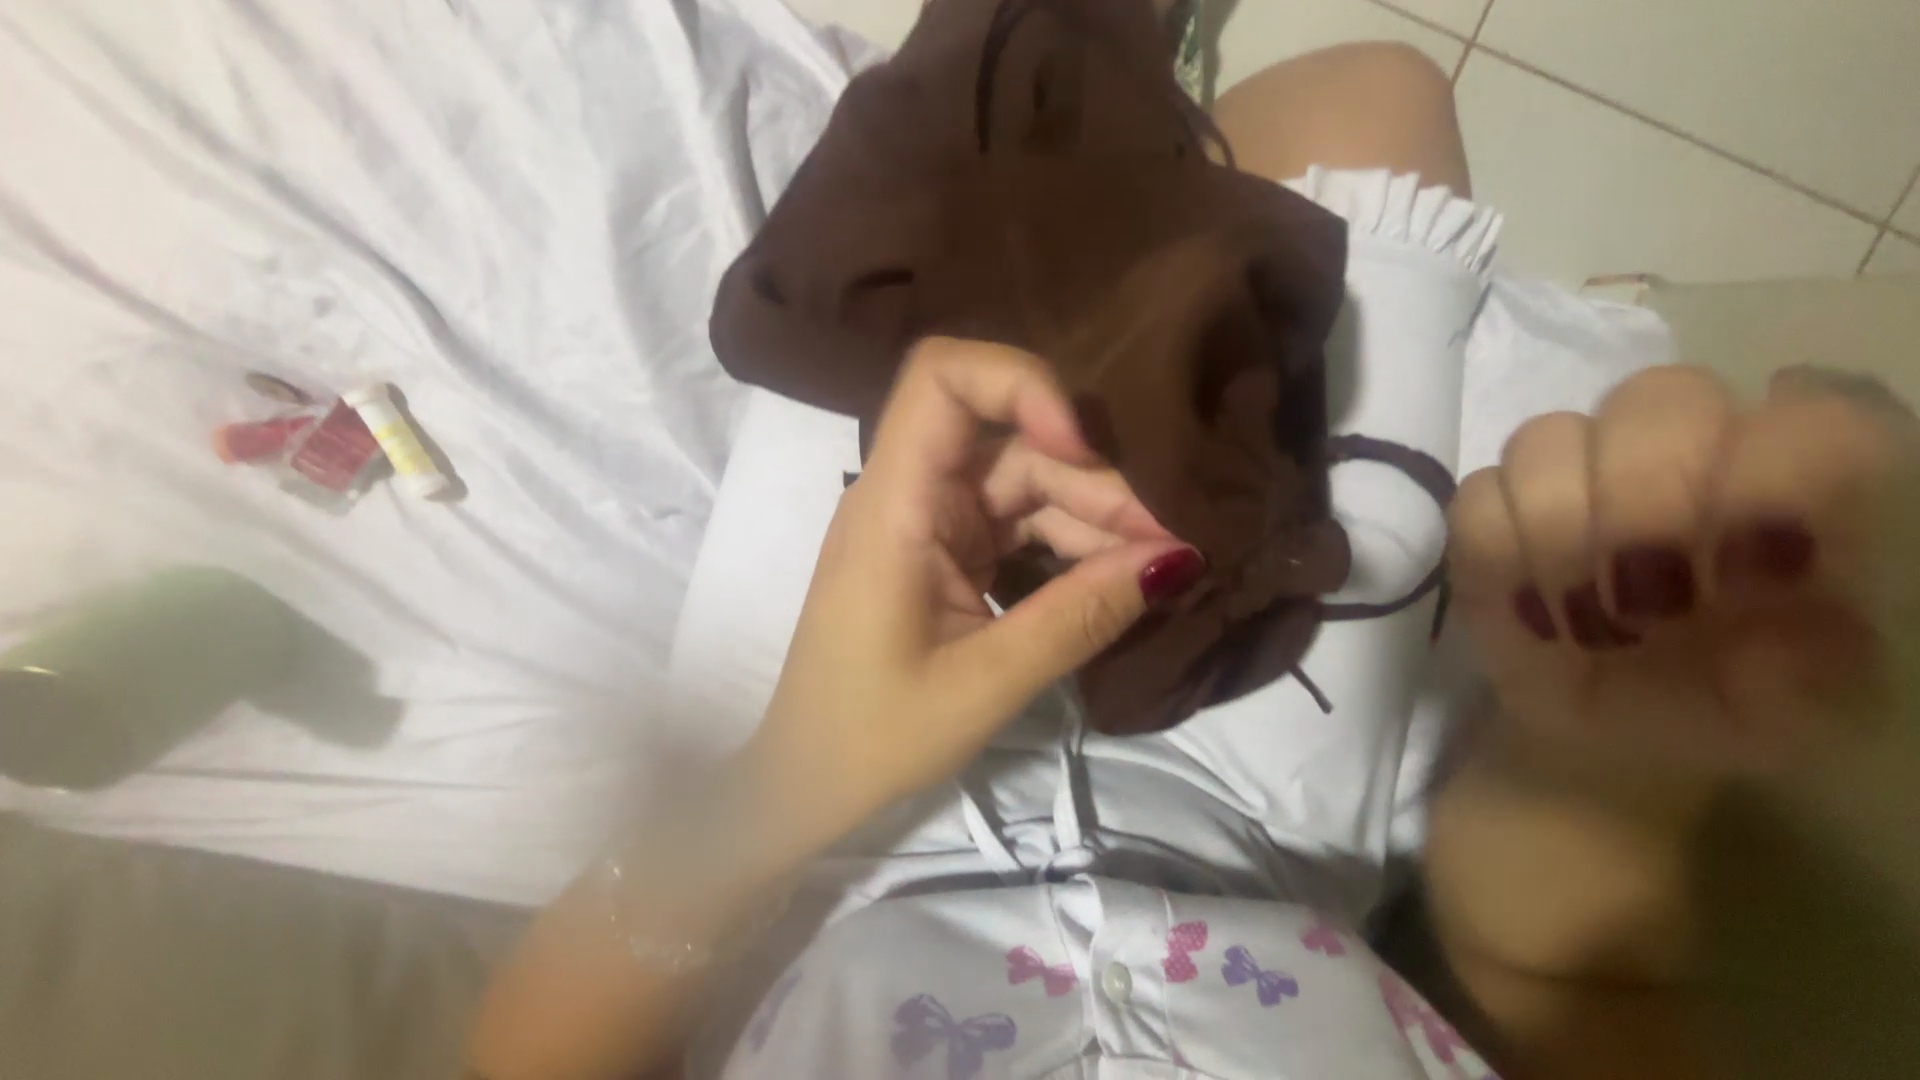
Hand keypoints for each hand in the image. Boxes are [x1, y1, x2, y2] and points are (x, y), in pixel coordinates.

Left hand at [739, 338, 1200, 836]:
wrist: (809, 779)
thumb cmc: (873, 735)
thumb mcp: (985, 683)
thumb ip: (1079, 616)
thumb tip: (1175, 559)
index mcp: (892, 505)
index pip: (940, 379)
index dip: (1019, 383)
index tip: (1084, 445)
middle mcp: (908, 493)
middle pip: (1007, 437)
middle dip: (1090, 476)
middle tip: (1164, 537)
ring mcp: (928, 522)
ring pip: (1021, 479)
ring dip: (1090, 513)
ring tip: (1156, 562)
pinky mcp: (944, 551)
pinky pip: (1016, 521)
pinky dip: (1066, 542)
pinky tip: (1115, 574)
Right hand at [1448, 365, 1913, 778]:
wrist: (1612, 734)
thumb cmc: (1730, 711)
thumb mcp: (1805, 716)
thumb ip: (1817, 670)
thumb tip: (1777, 605)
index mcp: (1803, 487)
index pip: (1805, 415)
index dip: (1772, 478)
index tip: (1758, 574)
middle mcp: (1692, 454)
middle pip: (1659, 397)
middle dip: (1648, 502)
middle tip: (1652, 601)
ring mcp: (1577, 475)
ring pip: (1548, 437)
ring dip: (1563, 537)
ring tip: (1587, 618)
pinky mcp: (1491, 514)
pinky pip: (1475, 497)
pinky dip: (1497, 556)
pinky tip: (1531, 609)